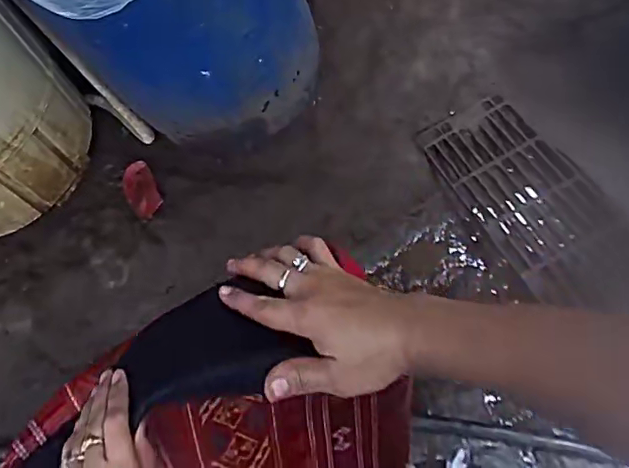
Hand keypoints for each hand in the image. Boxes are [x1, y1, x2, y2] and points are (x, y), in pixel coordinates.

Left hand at [62, 370, 161, 467]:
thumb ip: (145, 451)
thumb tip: (141, 422)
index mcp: (120, 463)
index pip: (116, 417)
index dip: (118, 393)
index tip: (120, 374)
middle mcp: (94, 464)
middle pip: (96, 420)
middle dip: (102, 393)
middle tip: (108, 374)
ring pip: (79, 431)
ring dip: (89, 408)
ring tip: (97, 390)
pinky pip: (69, 448)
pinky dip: (77, 430)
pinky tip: (82, 421)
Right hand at [219, 235, 421, 401]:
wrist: (407, 328)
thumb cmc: (372, 357)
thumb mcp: (338, 377)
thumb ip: (301, 376)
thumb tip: (267, 385)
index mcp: (303, 316)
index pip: (263, 307)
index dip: (240, 300)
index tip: (221, 291)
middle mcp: (308, 288)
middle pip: (271, 271)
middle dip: (248, 266)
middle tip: (230, 263)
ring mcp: (325, 273)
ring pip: (289, 254)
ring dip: (269, 252)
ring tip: (257, 254)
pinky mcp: (340, 268)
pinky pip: (316, 247)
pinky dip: (302, 243)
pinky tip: (297, 244)